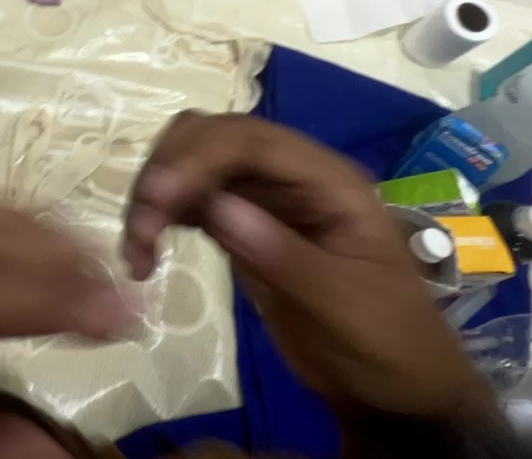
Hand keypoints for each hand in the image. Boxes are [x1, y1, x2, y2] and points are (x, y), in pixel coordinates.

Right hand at [121, 112, 486, 419]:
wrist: (393, 392)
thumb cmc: (387, 346)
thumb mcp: (346, 306)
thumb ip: (283, 255)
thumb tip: (216, 207)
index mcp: (325, 179)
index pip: (250, 140)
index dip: (196, 157)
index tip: (157, 198)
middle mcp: (287, 174)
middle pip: (210, 138)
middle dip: (168, 171)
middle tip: (141, 226)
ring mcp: (261, 194)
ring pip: (190, 162)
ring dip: (156, 194)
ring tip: (138, 246)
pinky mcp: (237, 219)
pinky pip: (187, 198)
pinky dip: (159, 216)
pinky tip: (146, 251)